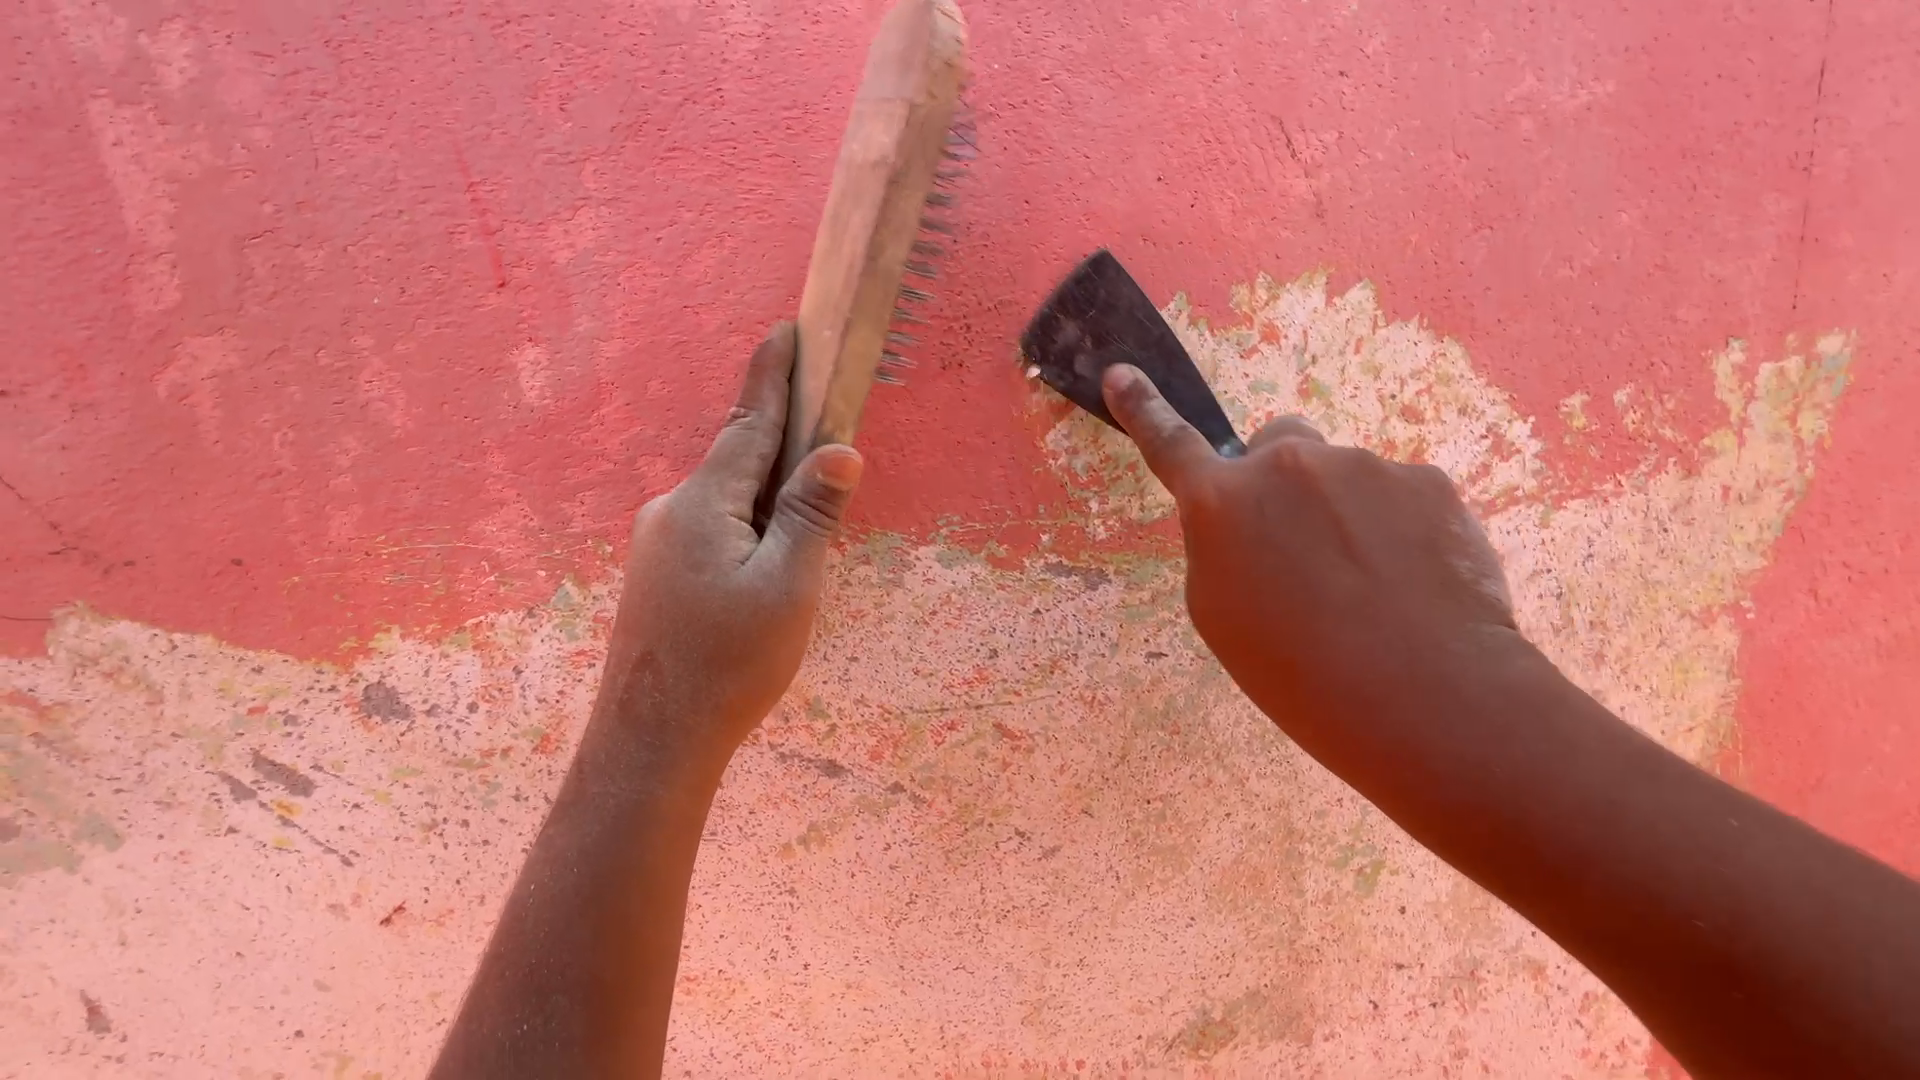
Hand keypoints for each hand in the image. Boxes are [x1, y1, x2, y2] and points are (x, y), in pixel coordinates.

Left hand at [599, 322, 862, 765]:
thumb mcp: (788, 586)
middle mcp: (671, 511)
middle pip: (736, 459)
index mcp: (704, 504)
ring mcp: (657, 544)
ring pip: (724, 499)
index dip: (771, 377)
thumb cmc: (731, 663)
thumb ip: (810, 514)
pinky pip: (711, 528)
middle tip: (822, 424)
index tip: (785, 331)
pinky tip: (765, 559)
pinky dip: (746, 524)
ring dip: (765, 492)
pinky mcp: (657, 575)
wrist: (654, 740)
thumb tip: (838, 451)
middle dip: (778, 438)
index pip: (747, 423)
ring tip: (804, 518)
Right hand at [1101, 364, 1516, 728]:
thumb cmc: (1294, 668)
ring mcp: (1364, 466)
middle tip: (1302, 546)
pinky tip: (1414, 582)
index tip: (1120, 374)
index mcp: (1221, 502)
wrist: (1423, 694)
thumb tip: (1245, 519)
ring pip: (1343, 475)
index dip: (1142, 410)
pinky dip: (1398, 528)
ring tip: (1371, 586)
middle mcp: (1287, 465)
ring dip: (1345, 512)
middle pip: (1276, 445)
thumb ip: (1218, 546)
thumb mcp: (1218, 612)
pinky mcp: (1429, 482)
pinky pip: (1398, 495)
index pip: (1170, 444)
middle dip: (1282, 479)